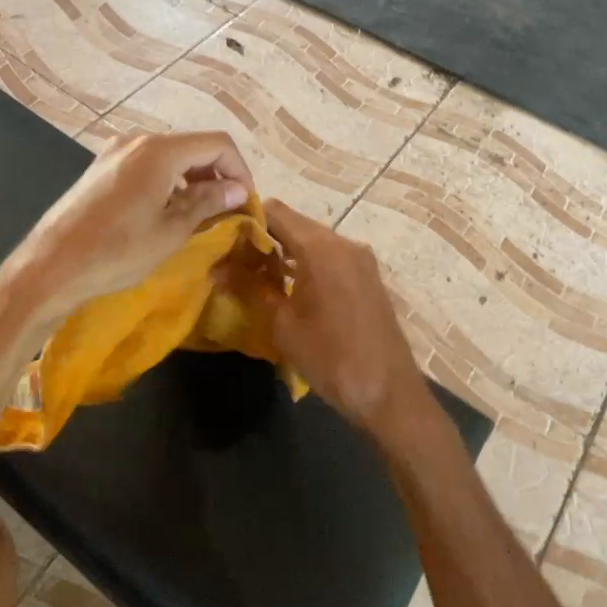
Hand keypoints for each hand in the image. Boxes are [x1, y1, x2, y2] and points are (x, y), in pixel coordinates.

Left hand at [11, 132, 252, 321]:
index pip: (217, 145)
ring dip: (191, 180)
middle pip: (191, 147)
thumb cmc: (115, 252)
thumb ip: (207, 203)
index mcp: (158, 151)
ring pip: (168, 157)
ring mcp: (114, 153)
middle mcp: (136, 141)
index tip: (246, 202)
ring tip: (200, 216)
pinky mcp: (100, 169)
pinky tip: (166, 213)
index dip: (239, 170)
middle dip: (216, 175)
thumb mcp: (170, 231)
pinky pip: (145, 166)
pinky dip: (166, 182)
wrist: (52, 265)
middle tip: (227, 211)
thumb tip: (237, 189)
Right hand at [222, 200, 425, 433]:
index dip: (245, 221)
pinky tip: (286, 286)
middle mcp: (343, 243)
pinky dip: (304, 263)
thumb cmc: (330, 358)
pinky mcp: (367, 276)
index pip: (274, 212)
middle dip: (262, 238)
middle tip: (233, 260)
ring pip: (311, 240)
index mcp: (320, 248)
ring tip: (253, 275)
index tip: (222, 239)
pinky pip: (329, 256)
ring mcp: (360, 259)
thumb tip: (218, 269)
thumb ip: (251, 288)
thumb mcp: (282, 324)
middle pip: (293, 223)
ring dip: (283, 252)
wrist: (388, 394)